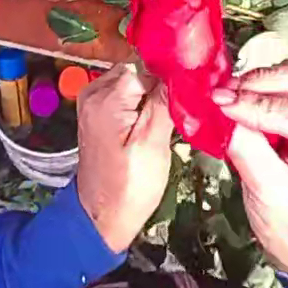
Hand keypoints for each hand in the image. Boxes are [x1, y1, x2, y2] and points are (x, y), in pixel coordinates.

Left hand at [75, 61, 174, 252]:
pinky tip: (157, 116)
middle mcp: (95, 92)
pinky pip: (127, 91)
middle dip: (164, 82)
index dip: (173, 75)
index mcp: (106, 98)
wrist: (101, 221)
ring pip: (136, 79)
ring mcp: (94, 100)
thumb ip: (165, 102)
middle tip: (185, 103)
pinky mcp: (99, 111)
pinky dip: (143, 99)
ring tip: (173, 111)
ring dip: (155, 90)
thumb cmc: (128, 188)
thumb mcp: (153, 145)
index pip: (148, 66)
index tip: (193, 88)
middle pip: (141, 69)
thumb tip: (182, 71)